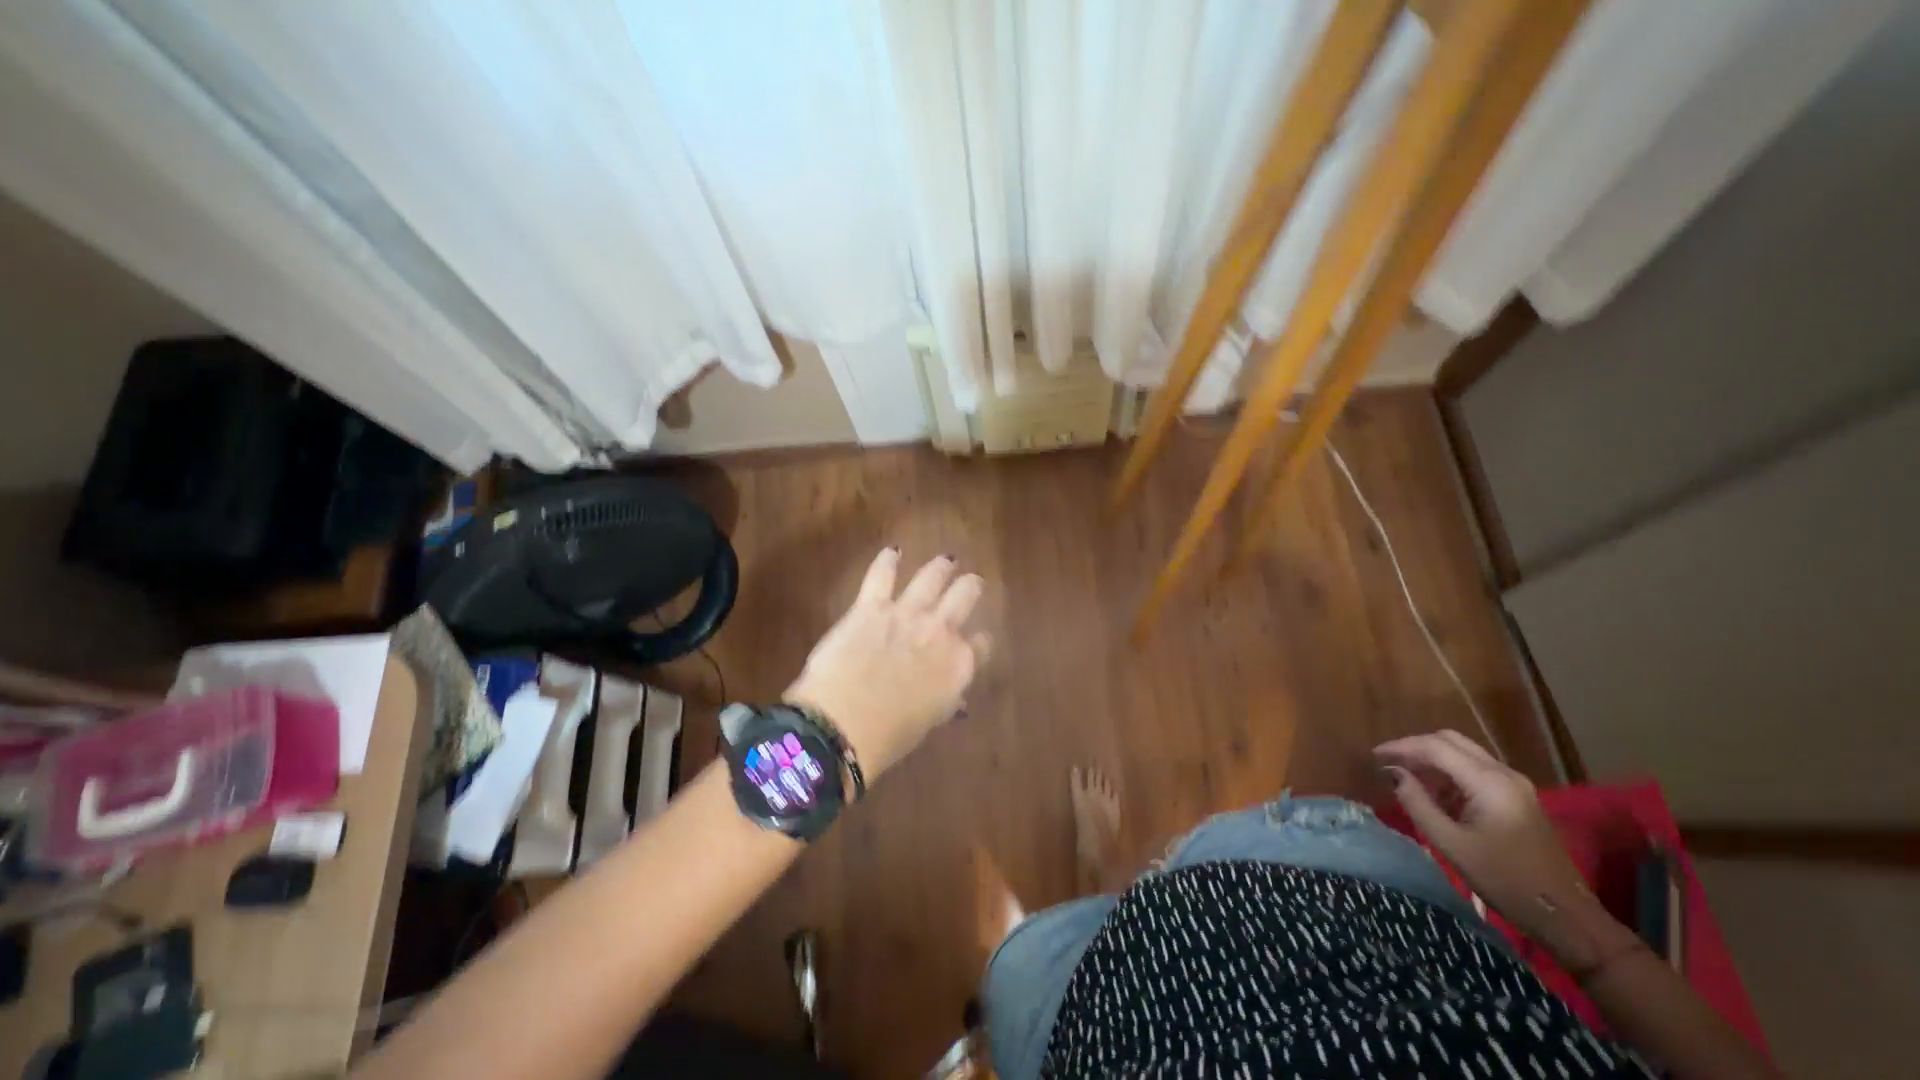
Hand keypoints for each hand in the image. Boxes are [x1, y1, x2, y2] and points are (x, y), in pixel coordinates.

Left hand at [783, 550, 989, 780]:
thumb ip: (942, 701)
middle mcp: (941, 633)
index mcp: (959, 667)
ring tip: (946, 561)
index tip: (975, 640)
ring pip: (933, 576)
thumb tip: (949, 697)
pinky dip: (888, 560)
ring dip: (941, 567)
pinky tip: (892, 552)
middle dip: (969, 588)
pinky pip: (883, 574)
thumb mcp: (927, 723)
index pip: (981, 645)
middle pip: (965, 597)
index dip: (978, 641)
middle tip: (970, 583)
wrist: (843, 725)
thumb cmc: (888, 737)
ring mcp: (907, 614)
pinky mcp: (871, 606)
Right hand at [1374, 731, 1634, 965]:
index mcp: (1489, 782)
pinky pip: (1476, 771)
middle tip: (1388, 765)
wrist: (1563, 912)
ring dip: (1433, 761)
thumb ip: (1418, 804)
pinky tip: (1435, 796)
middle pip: (1452, 741)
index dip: (1402, 747)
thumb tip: (1393, 774)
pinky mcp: (1518, 797)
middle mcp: (1504, 773)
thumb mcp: (1452, 844)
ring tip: (1406, 781)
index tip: (1374, 757)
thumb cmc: (1504, 880)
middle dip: (1416, 748)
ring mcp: (1515, 784)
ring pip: (1464, 754)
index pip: (1436, 747)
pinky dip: (1450, 774)